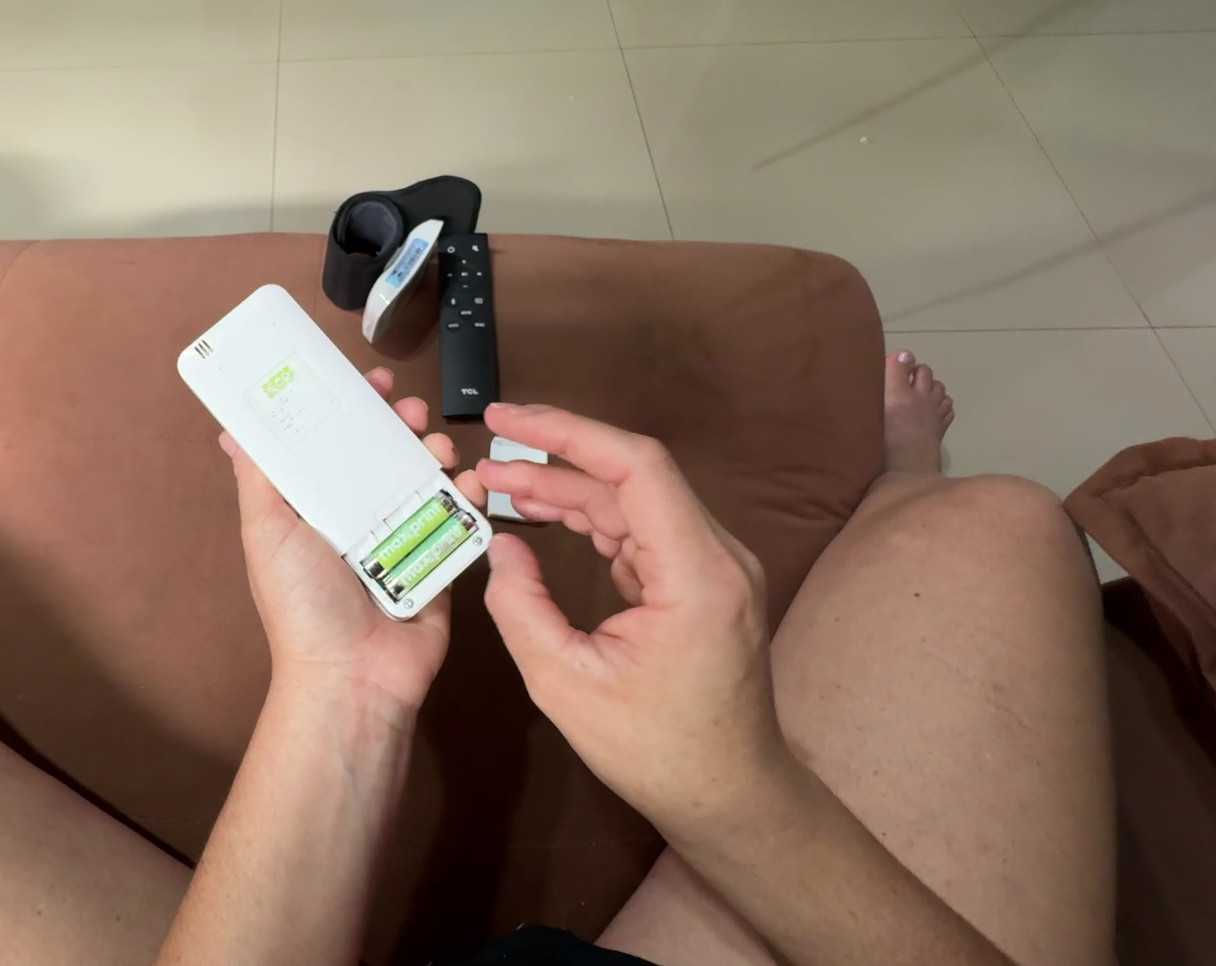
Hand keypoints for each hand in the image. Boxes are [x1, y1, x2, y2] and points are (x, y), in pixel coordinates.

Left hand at [221, 368, 482, 717]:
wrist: (353, 677)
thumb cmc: (302, 608)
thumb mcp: (267, 533)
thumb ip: (257, 478)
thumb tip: (234, 431)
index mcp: (318, 505)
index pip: (335, 441)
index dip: (351, 408)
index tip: (366, 382)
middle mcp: (359, 514)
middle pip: (385, 451)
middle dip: (400, 422)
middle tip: (408, 409)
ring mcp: (400, 534)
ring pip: (425, 475)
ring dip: (436, 449)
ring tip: (438, 448)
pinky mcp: (436, 556)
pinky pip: (458, 515)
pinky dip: (468, 494)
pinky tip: (467, 484)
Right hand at [474, 403, 790, 834]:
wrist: (729, 795)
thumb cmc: (655, 750)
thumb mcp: (564, 684)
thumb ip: (520, 607)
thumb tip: (501, 546)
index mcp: (697, 576)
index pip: (635, 467)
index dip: (567, 432)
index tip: (506, 420)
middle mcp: (715, 555)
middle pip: (628, 475)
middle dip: (552, 459)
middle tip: (486, 459)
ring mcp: (710, 564)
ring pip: (628, 498)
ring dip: (564, 487)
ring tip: (500, 485)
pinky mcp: (695, 577)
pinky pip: (635, 526)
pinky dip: (584, 515)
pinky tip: (541, 514)